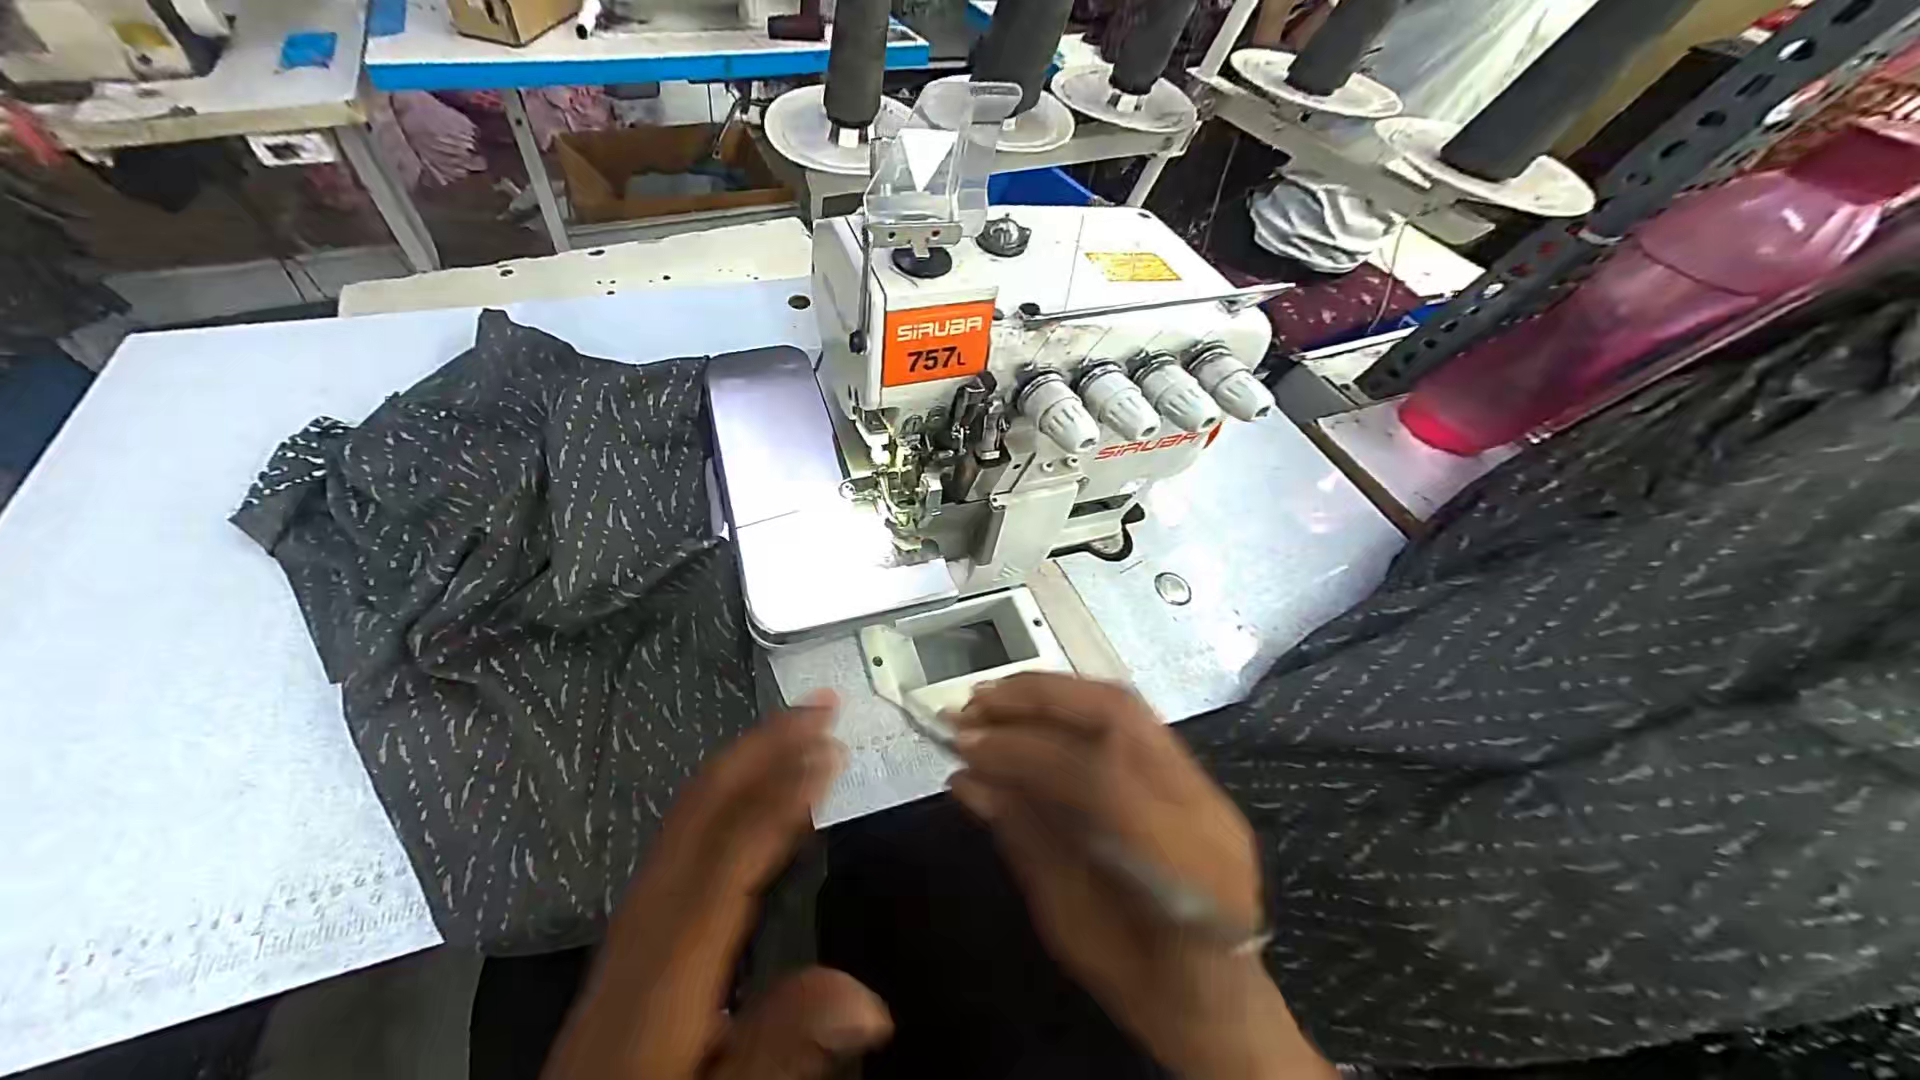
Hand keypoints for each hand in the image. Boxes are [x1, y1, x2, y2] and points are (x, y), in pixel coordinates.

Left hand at [543, 694, 892, 1079]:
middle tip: (821, 703)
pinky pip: (690, 824)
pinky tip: (760, 786)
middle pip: (707, 801)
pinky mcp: (643, 913)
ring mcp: (641, 905)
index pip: (736, 843)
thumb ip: (786, 1046)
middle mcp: (652, 908)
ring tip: (800, 724)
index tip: (834, 747)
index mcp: (673, 949)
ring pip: (695, 805)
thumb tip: (868, 1000)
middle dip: (767, 742)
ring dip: (751, 754)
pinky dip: (733, 785)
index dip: (788, 789)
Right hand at [948, 674, 1332, 1079]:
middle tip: (973, 706)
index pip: (1098, 777)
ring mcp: (1203, 785)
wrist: (1218, 997)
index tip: (966, 747)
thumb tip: (966, 779)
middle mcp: (1203, 808)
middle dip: (1037, 700)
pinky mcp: (1190, 774)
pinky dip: (1070, 707)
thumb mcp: (1070, 922)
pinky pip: (1126, 720)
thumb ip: (1025, 839)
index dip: (1024, 753)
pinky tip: (1031, 710)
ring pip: (1125, 706)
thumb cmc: (1142, 982)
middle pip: (1118, 717)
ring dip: (1051, 693)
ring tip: (992, 698)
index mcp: (1184, 864)